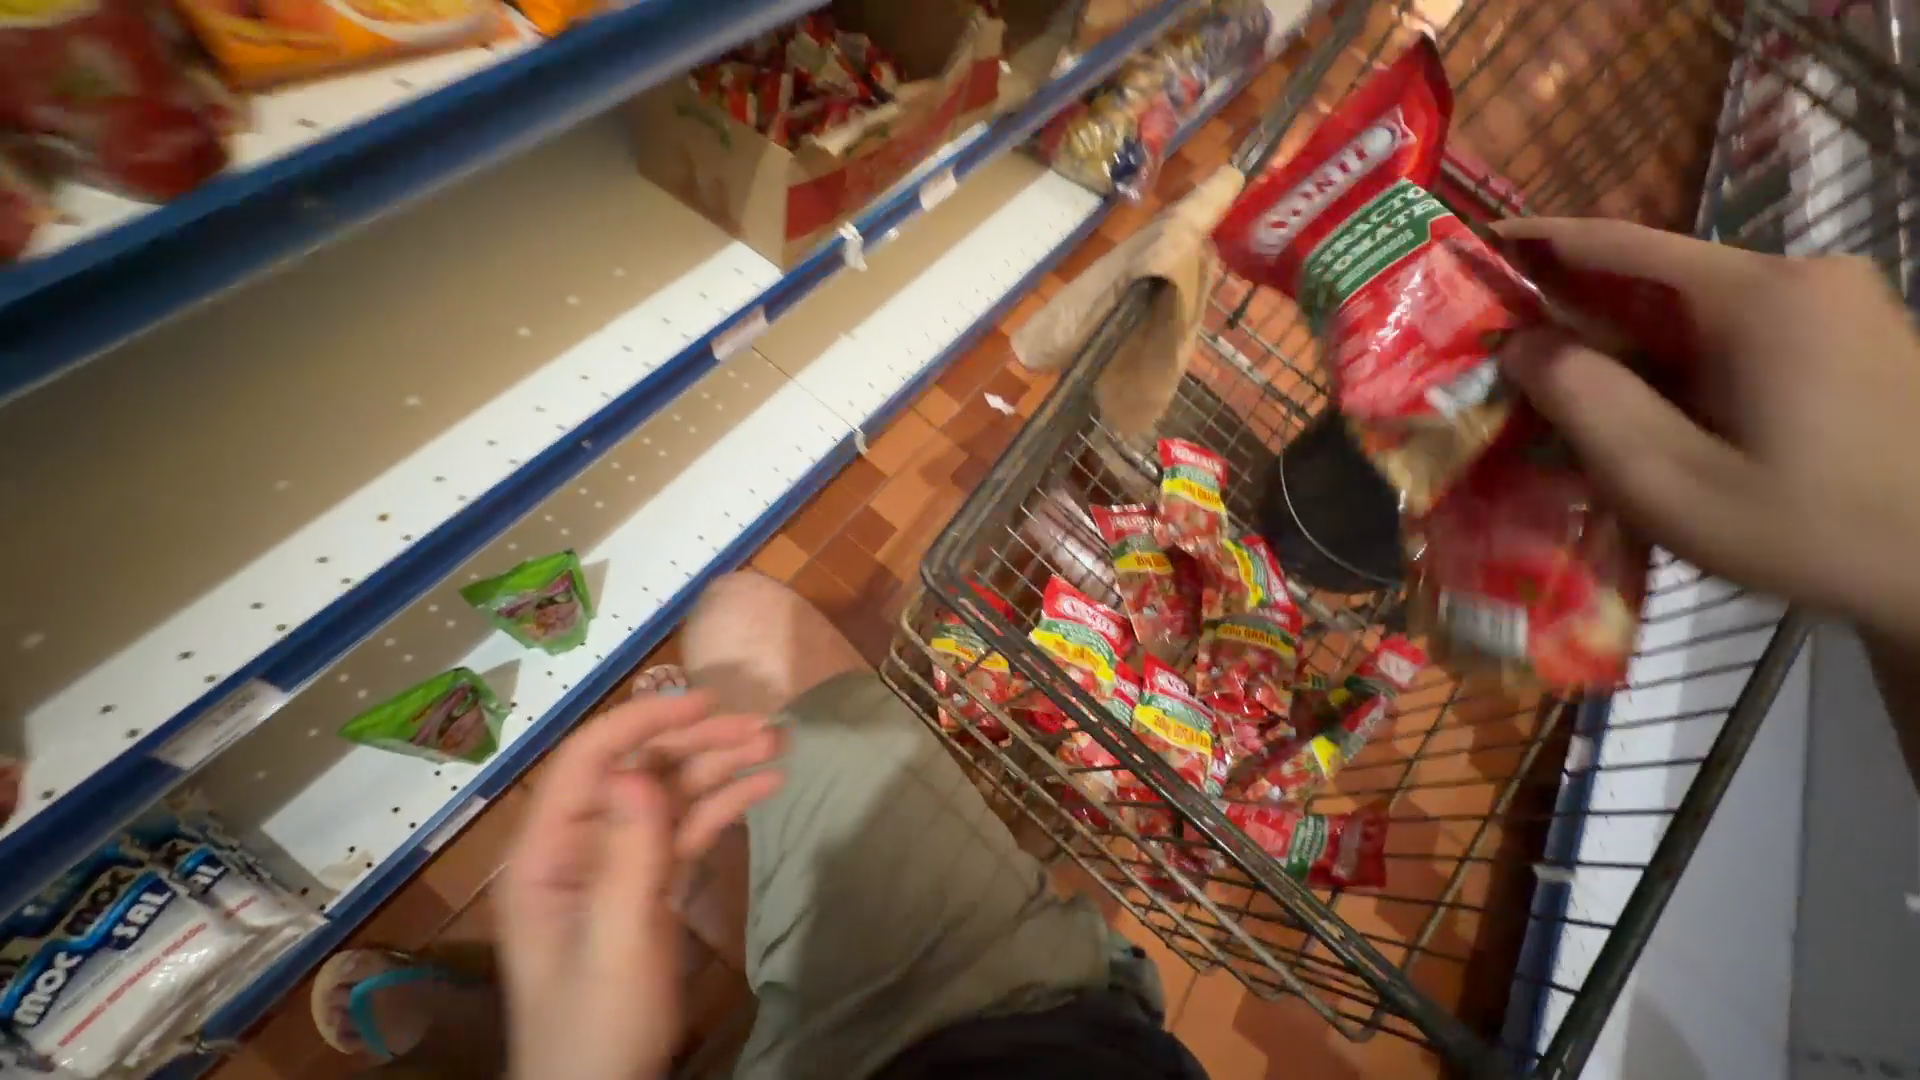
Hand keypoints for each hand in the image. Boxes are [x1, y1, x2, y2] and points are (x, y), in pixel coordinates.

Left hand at [497, 691, 782, 1079]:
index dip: (643, 721)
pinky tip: (768, 787)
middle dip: (701, 741)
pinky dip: (729, 802)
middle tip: (762, 729)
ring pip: (674, 791)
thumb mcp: (613, 943)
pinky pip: (691, 825)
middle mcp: (584, 841)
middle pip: (643, 767)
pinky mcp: (654, 878)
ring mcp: (621, 859)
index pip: (591, 759)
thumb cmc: (597, 1026)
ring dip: (724, 765)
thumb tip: (638, 772)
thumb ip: (625, 857)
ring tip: (778, 747)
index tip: (704, 703)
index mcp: (551, 850)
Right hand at [1493, 216, 1919, 645]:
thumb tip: (1520, 343)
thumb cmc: (1810, 527)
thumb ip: (1584, 400)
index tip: (1464, 248)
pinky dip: (1650, 357)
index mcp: (1757, 297)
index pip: (1616, 244)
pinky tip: (1614, 403)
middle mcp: (1796, 281)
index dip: (1531, 242)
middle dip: (1559, 306)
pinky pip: (1714, 333)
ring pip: (1678, 310)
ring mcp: (1826, 308)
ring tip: (1532, 380)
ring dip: (1603, 339)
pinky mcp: (1836, 341)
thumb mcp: (1665, 478)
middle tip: (1482, 341)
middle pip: (1647, 278)